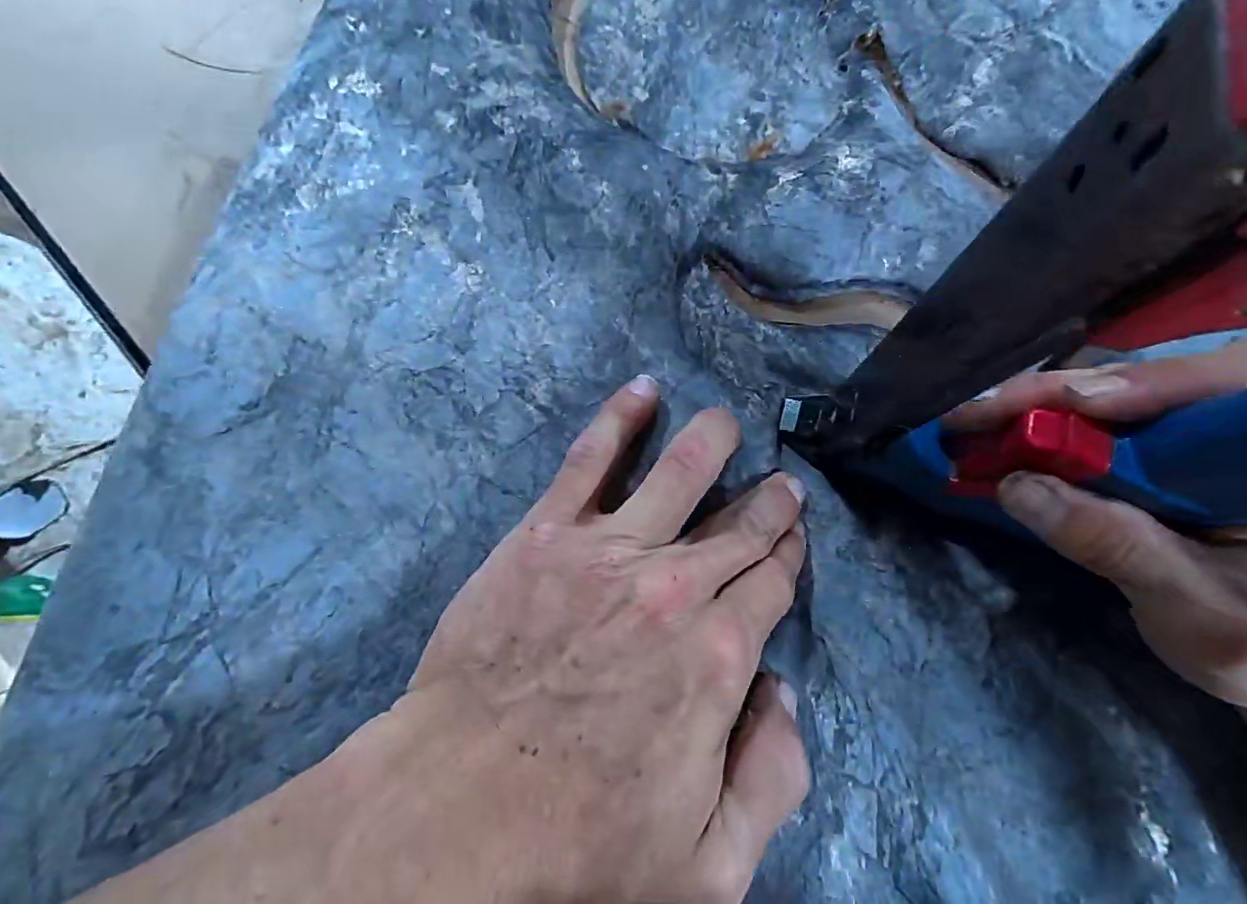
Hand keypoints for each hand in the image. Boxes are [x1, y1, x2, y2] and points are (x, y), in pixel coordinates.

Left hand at [290, 378, 807, 903]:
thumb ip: (773, 778)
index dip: (789, 553)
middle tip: (783, 483)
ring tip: (728, 420)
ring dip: (712, 441)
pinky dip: (619, 421)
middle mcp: (678, 587)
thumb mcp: (709, 866)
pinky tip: (641, 391)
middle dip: (769, 502)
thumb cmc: (581, 847)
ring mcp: (611, 551)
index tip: (795, 535)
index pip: (773, 581)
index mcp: (720, 655)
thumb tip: (784, 695)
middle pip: (740, 526)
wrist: (451, 818)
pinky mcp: (547, 536)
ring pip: (680, 473)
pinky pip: (590, 461)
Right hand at [943, 337, 1246, 731]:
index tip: (1071, 406)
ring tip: (981, 420)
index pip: (1231, 391)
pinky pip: (1114, 410)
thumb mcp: (1215, 623)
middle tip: (981, 413)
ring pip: (1128, 386)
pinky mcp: (1187, 428)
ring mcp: (1228, 412)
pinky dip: (1057, 422)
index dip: (1146, 390)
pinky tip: (1010, 430)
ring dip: (1050, 404)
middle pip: (1160, 376)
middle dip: (1067, 395)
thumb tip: (1017, 488)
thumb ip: (1125, 552)